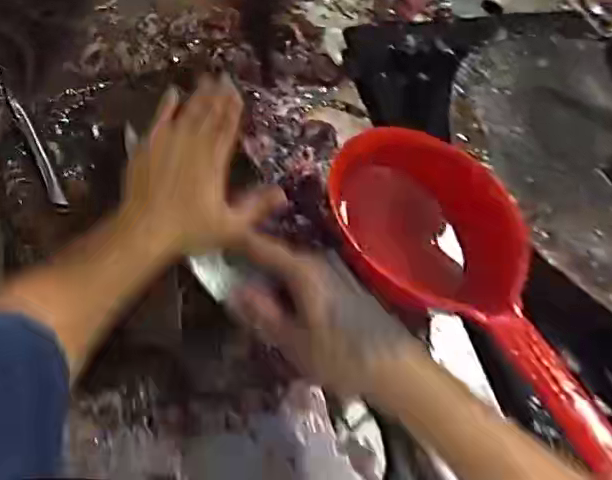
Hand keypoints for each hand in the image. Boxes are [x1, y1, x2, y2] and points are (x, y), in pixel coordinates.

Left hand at [119, 75, 286, 258]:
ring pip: (188, 111)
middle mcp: (194, 144)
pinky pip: (160, 117)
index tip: (238, 94)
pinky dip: (168, 104)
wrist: (144, 228)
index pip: (227, 129)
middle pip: (209, 115)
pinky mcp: (150, 143)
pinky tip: (173, 92)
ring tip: (207, 78)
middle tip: (224, 78)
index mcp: (214, 161)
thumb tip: (283, 193)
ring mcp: (170, 141)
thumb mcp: (230, 226)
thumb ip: (256, 207)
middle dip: (218, 96)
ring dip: (199, 95)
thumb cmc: (187, 229)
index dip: (233, 111)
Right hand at [229, 232, 420, 400]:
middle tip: (230, 280)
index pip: (260, 244)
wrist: (397, 369)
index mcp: (301, 269)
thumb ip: (263, 313)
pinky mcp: (341, 283)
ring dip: (271, 278)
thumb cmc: (342, 356)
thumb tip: (234, 290)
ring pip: (290, 267)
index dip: (235, 242)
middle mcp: (315, 260)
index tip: (214, 244)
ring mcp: (331, 270)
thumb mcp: (294, 341)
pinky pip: (304, 276)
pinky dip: (289, 285)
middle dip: (252, 265)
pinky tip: (285, 307)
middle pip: (275, 254)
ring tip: (254, 298)